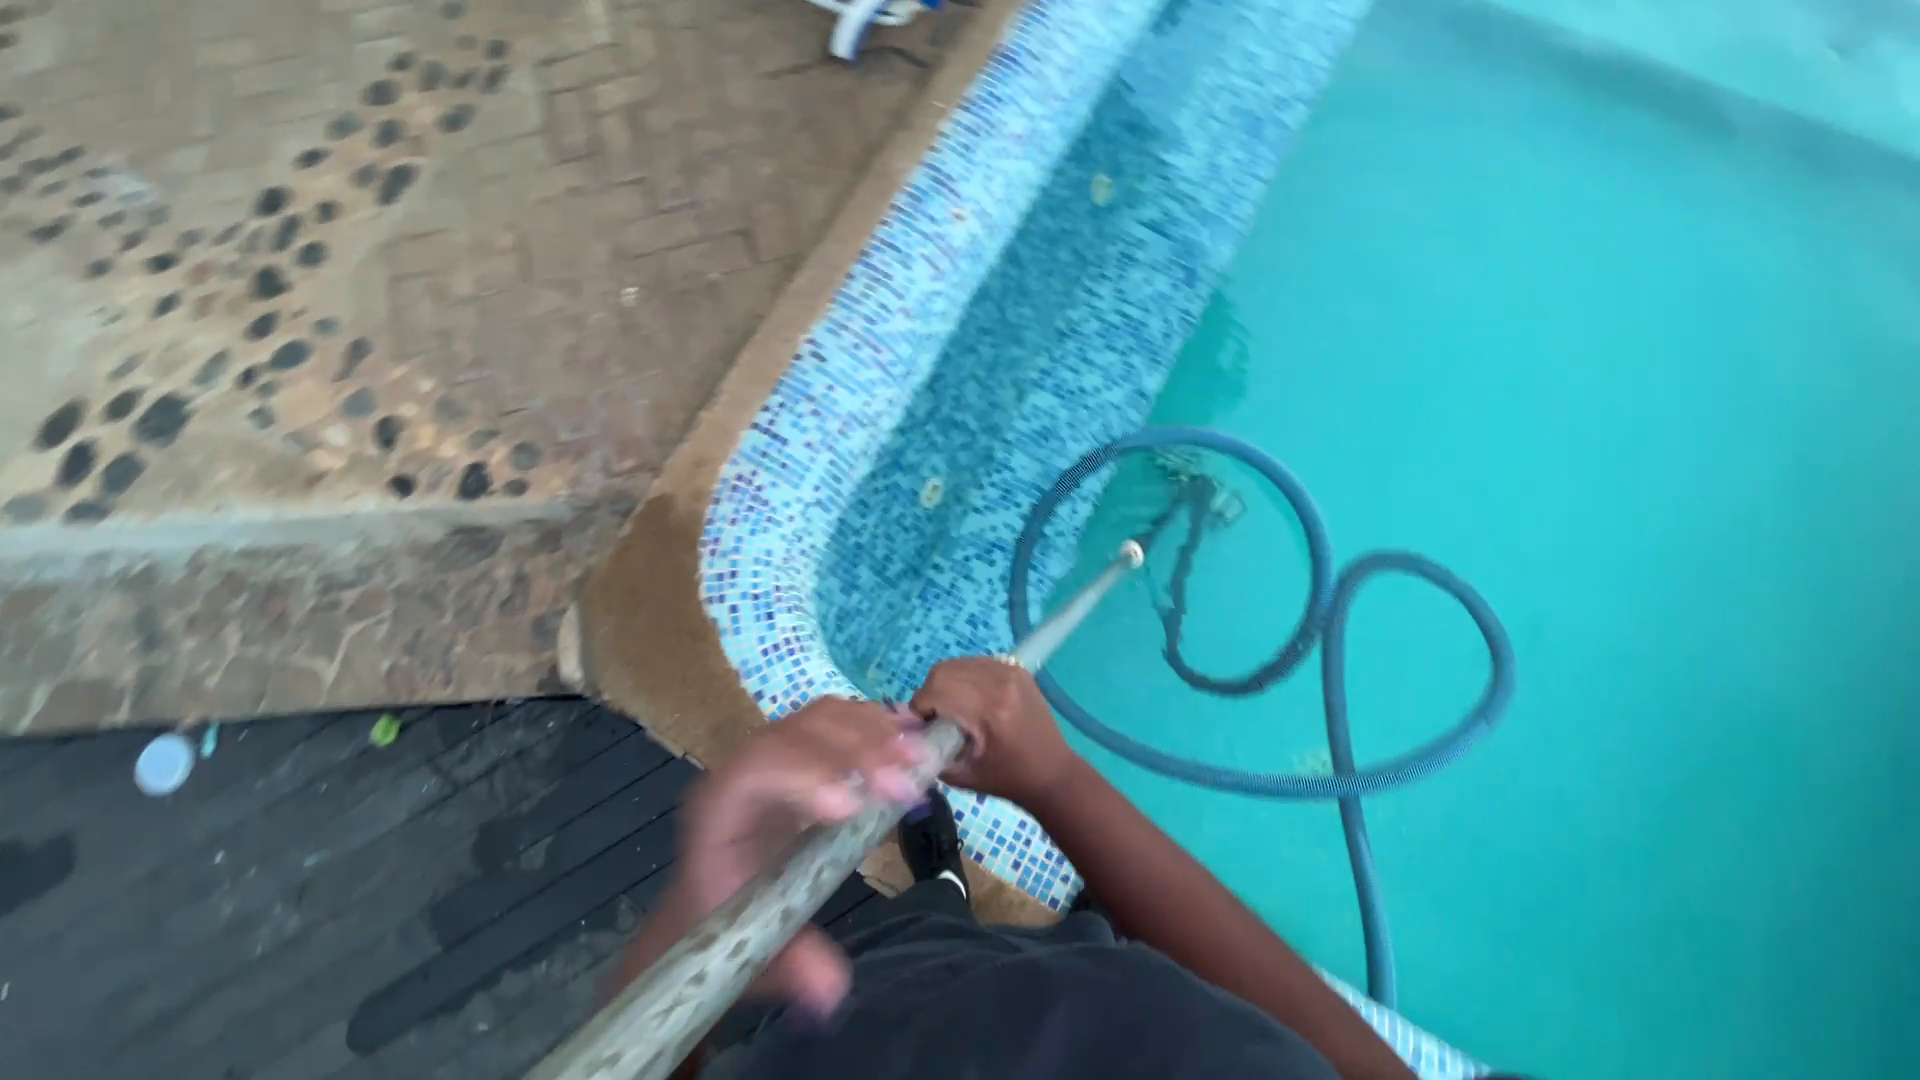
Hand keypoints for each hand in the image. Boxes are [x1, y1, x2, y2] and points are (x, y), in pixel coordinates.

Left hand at [649, 697, 929, 1016]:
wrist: (709, 897)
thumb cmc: (726, 924)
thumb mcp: (755, 951)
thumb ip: (792, 967)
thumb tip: (832, 989)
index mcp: (720, 809)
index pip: (755, 771)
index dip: (802, 776)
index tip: (851, 806)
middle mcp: (744, 768)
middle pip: (797, 734)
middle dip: (855, 751)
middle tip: (909, 780)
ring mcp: (775, 751)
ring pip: (822, 719)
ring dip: (873, 730)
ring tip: (921, 753)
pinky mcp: (802, 748)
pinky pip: (837, 720)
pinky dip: (876, 722)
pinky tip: (913, 731)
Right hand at [910, 656, 1081, 805]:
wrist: (1052, 772)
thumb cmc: (1008, 779)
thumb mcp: (963, 776)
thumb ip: (932, 754)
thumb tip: (910, 735)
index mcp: (989, 710)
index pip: (938, 689)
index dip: (920, 705)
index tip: (922, 725)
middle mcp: (1000, 682)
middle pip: (945, 671)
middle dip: (930, 692)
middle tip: (933, 716)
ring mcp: (1011, 672)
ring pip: (960, 663)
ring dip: (946, 682)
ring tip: (951, 706)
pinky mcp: (1018, 670)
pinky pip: (978, 663)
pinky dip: (965, 676)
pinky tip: (970, 698)